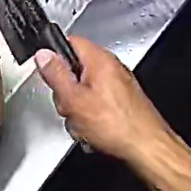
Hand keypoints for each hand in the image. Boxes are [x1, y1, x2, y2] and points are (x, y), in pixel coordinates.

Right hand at [34, 36, 190, 182]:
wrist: (147, 149)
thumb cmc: (118, 125)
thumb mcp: (73, 99)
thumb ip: (55, 74)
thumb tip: (43, 55)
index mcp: (100, 60)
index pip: (70, 42)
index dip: (54, 56)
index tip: (49, 73)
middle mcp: (111, 69)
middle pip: (74, 69)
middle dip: (65, 90)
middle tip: (68, 104)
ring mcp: (117, 86)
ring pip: (82, 89)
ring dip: (75, 107)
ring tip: (82, 121)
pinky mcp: (120, 103)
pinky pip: (94, 103)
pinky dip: (89, 116)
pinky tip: (91, 130)